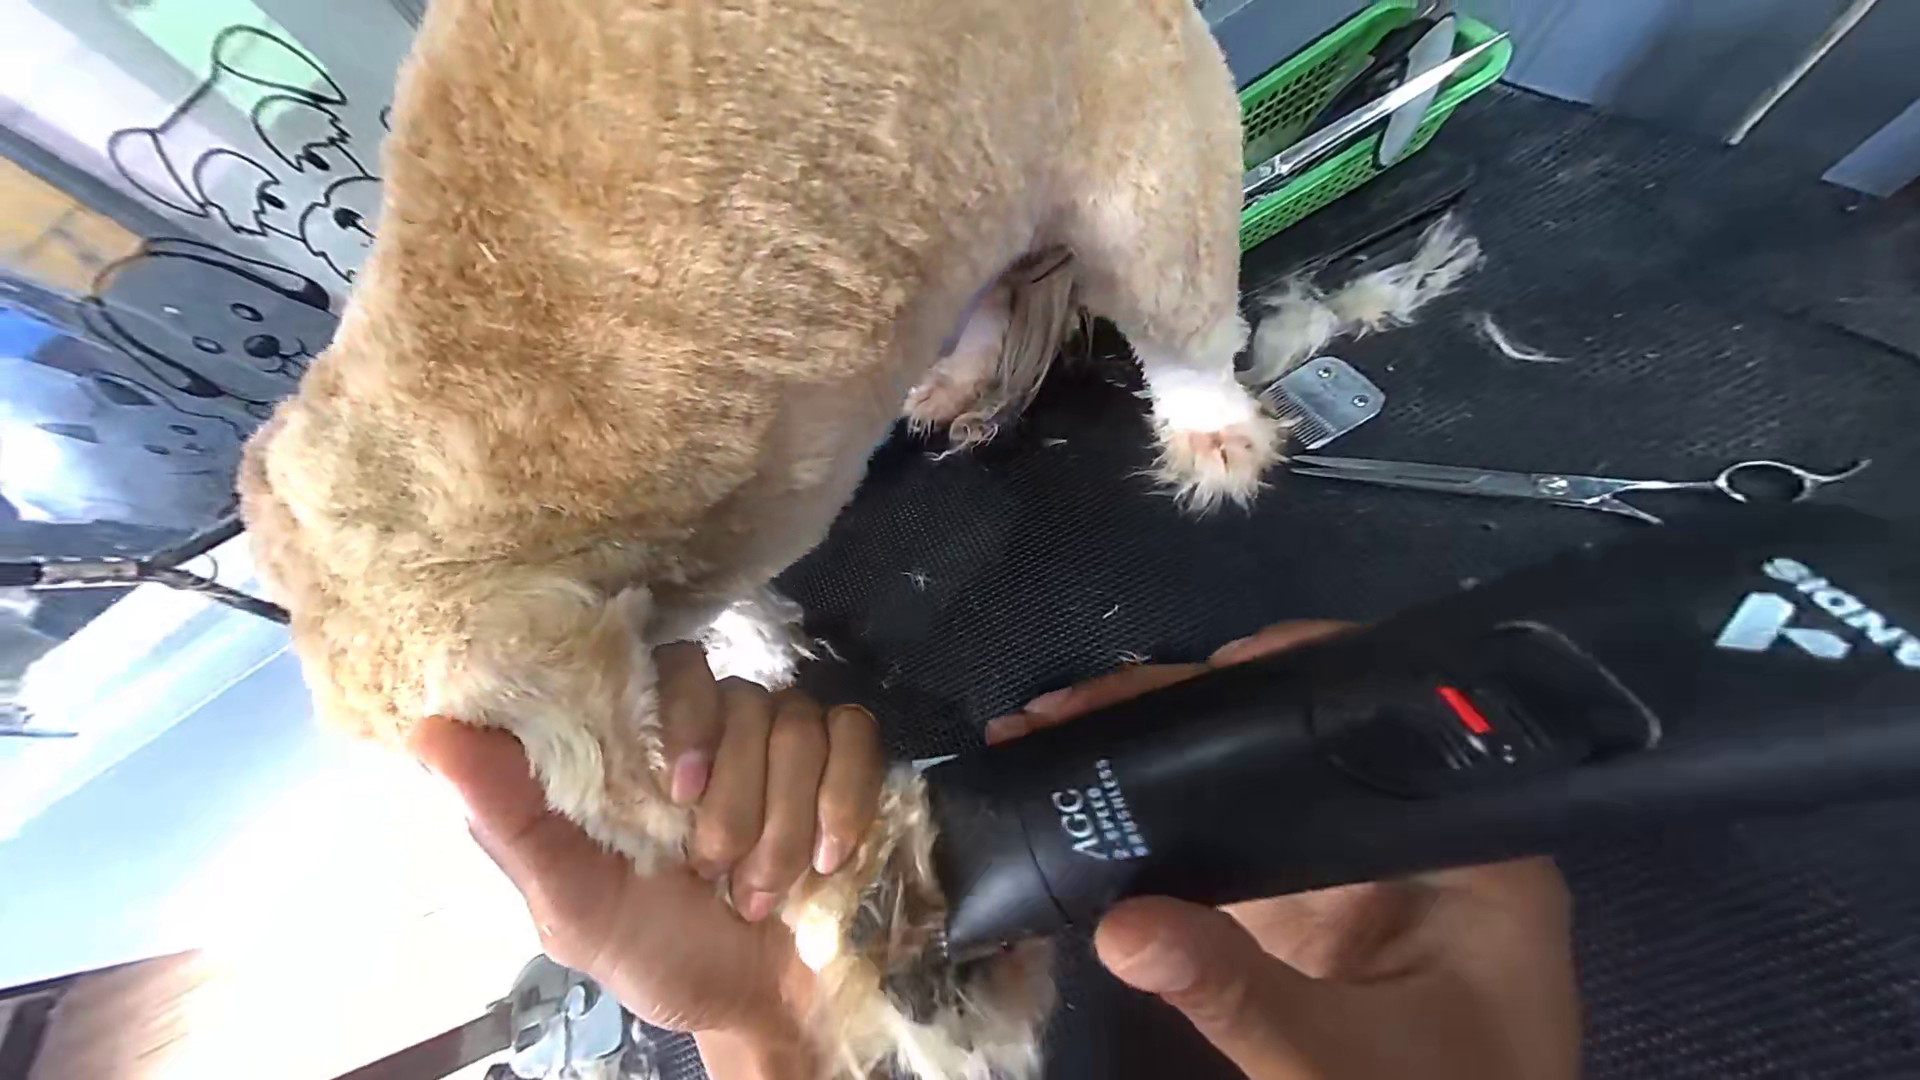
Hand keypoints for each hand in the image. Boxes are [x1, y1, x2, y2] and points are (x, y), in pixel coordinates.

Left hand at [412, 644, 883, 1078]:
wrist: (760, 1000)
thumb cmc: (662, 950)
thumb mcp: (576, 902)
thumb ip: (515, 819)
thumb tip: (433, 727)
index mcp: (664, 746)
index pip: (681, 667)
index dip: (686, 715)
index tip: (678, 792)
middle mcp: (736, 727)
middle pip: (751, 702)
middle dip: (740, 799)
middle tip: (720, 871)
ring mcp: (799, 740)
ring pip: (804, 724)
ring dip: (788, 819)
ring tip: (766, 888)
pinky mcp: (852, 761)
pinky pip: (857, 736)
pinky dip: (845, 797)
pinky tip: (831, 855)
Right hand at [988, 622, 1582, 1079]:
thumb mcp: (1344, 1069)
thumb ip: (1242, 996)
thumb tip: (1116, 928)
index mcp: (1441, 840)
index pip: (1376, 713)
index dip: (1298, 668)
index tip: (1220, 665)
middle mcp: (1371, 818)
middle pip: (1271, 724)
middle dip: (1175, 698)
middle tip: (1081, 700)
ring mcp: (1308, 842)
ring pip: (1222, 756)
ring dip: (1143, 730)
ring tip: (1057, 718)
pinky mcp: (1261, 871)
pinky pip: (1196, 806)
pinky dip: (1139, 784)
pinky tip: (1079, 766)